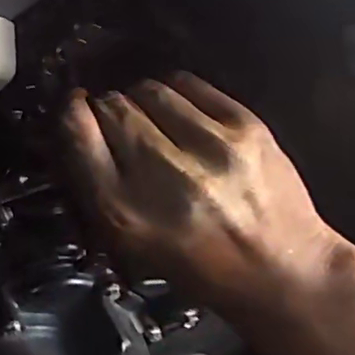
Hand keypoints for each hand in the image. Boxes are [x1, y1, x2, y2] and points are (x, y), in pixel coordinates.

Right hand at [60, 72, 353, 331]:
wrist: (283, 271)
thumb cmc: (194, 261)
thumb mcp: (127, 237)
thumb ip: (93, 179)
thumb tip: (74, 117)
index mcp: (124, 210)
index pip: (78, 131)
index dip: (72, 112)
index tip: (77, 109)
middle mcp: (163, 173)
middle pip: (112, 106)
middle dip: (109, 111)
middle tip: (123, 129)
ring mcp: (209, 146)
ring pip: (147, 89)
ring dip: (141, 101)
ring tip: (154, 122)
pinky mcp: (245, 127)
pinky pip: (186, 83)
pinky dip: (174, 93)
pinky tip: (181, 113)